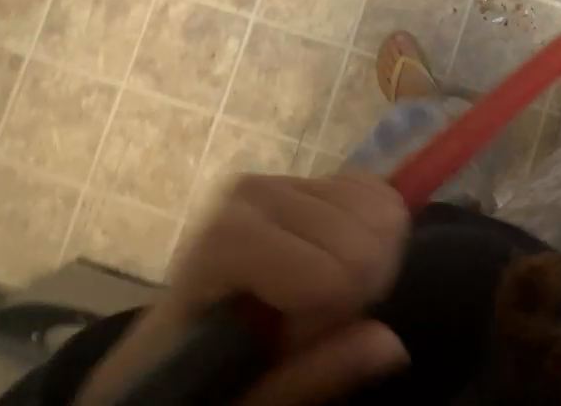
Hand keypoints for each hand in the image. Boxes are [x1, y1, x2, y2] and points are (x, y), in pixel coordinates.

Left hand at [78, 174, 409, 405]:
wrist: (170, 344)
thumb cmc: (197, 376)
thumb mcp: (245, 395)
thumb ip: (310, 375)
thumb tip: (390, 344)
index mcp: (229, 243)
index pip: (336, 271)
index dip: (330, 321)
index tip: (289, 345)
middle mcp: (254, 195)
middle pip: (366, 236)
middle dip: (355, 289)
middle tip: (307, 321)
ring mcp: (283, 179)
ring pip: (380, 209)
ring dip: (368, 261)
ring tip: (318, 292)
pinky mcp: (308, 177)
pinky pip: (378, 193)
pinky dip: (377, 233)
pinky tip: (335, 263)